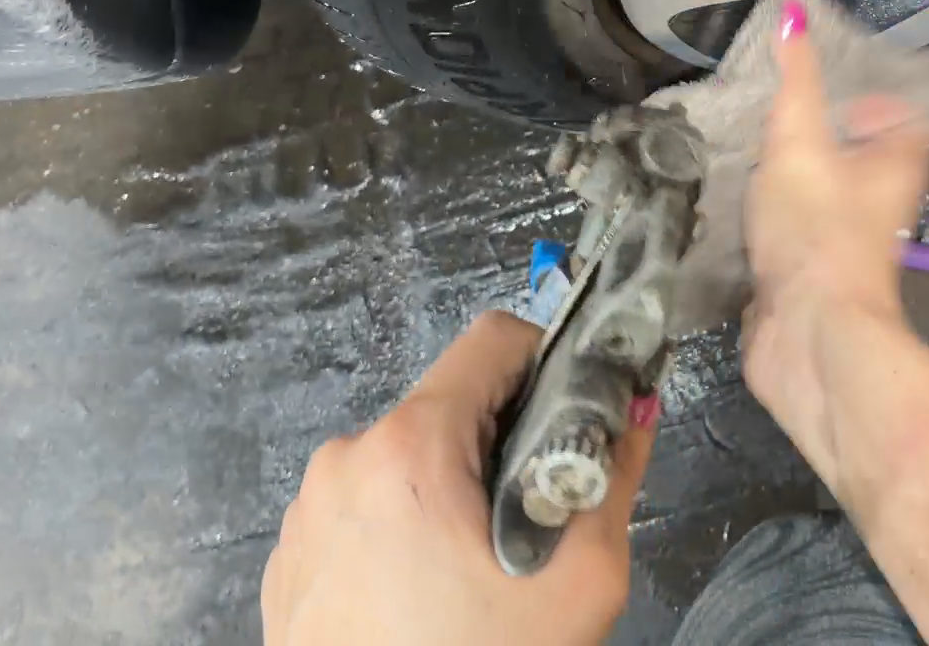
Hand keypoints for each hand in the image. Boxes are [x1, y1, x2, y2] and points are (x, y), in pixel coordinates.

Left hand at [261, 311, 655, 645]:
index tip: (570, 411)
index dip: (547, 358)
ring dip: (455, 478)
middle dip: (504, 432)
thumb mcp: (581, 578)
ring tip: (477, 559)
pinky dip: (405, 519)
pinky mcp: (289, 555)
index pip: (494, 339)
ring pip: (410, 450)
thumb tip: (639, 402)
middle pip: (453, 398)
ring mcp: (306, 508)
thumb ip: (617, 473)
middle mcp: (345, 457)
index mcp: (410, 445)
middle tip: (533, 505)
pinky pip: (365, 500)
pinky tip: (423, 590)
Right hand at [741, 0, 928, 474]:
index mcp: (897, 162)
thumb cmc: (818, 229)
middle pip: (864, 151)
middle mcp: (879, 199)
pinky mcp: (808, 266)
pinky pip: (794, 223)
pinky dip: (775, 206)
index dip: (883, 95)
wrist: (808, 333)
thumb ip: (795, 79)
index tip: (840, 79)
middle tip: (782, 100)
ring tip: (755, 137)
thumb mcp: (800, 141)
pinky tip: (741, 193)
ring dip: (797, 168)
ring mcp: (843, 237)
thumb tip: (794, 11)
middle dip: (829, 126)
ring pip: (826, 188)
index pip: (909, 115)